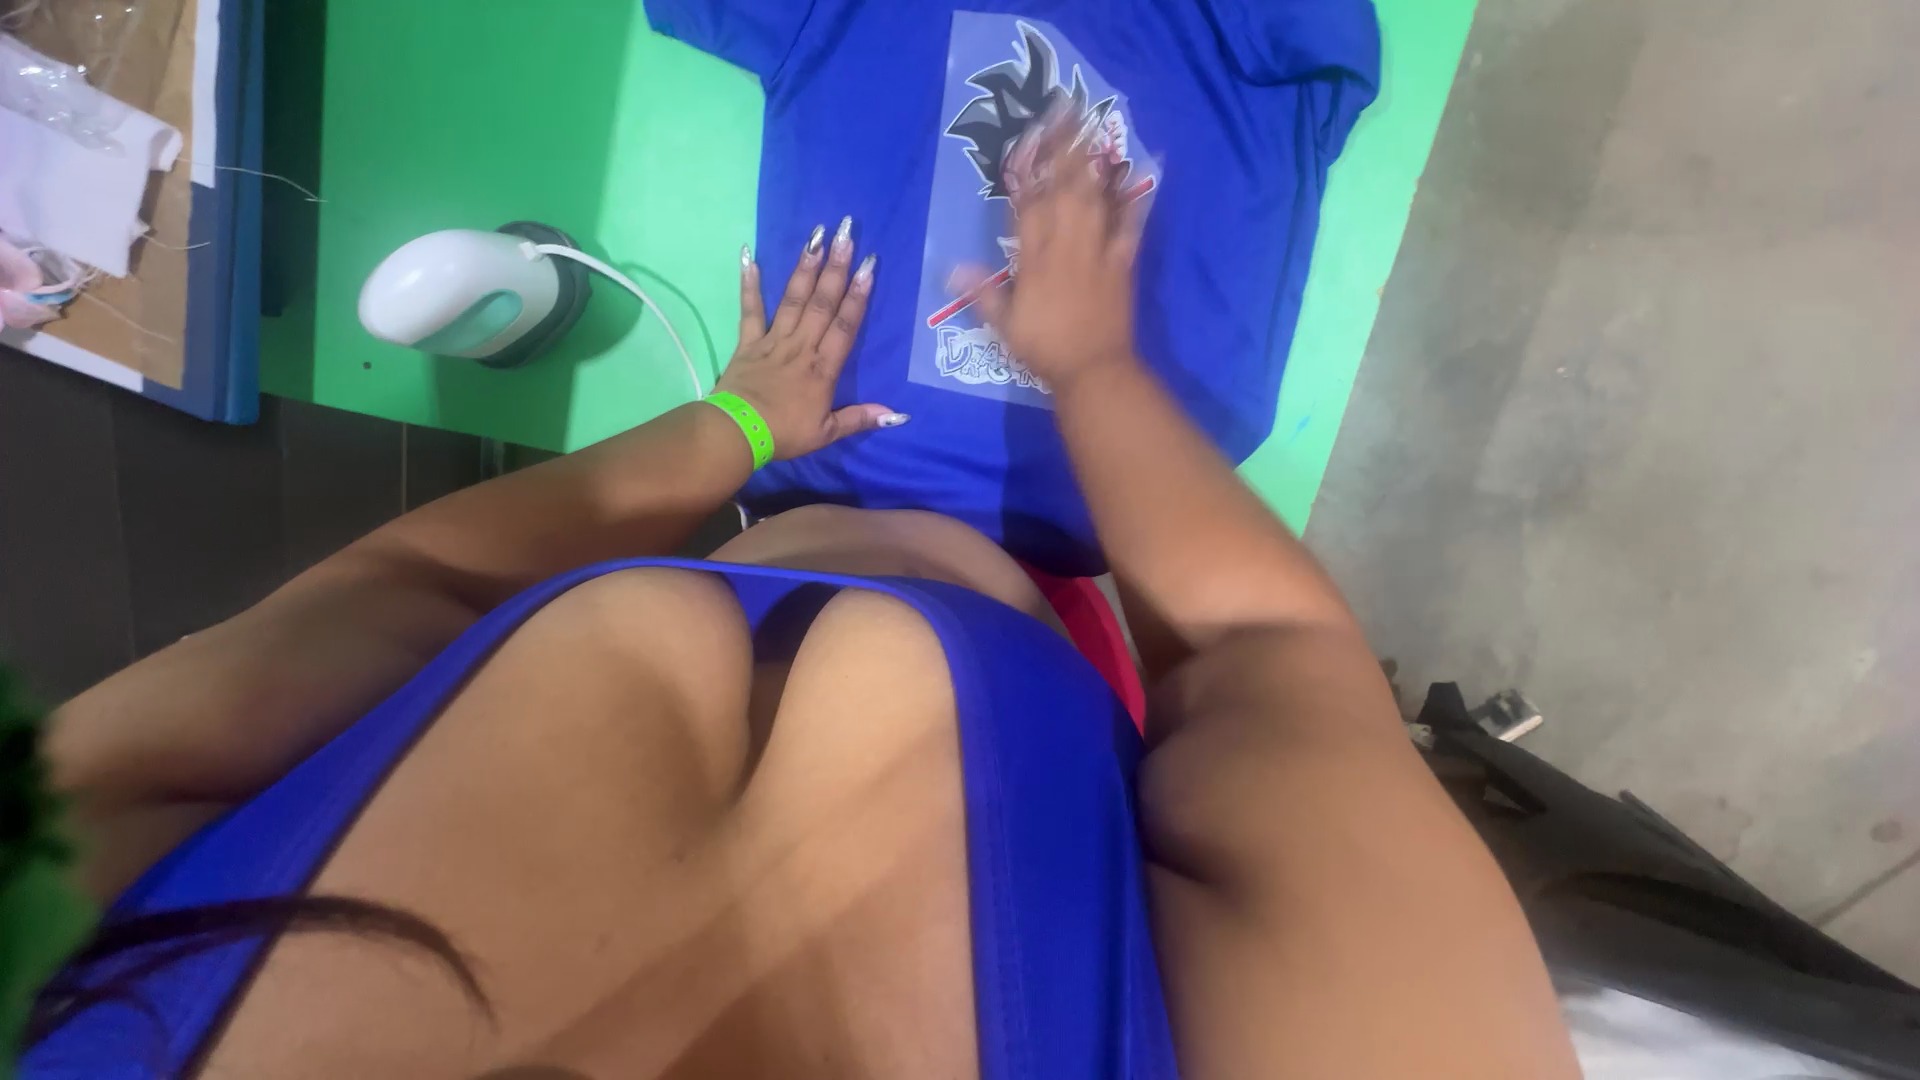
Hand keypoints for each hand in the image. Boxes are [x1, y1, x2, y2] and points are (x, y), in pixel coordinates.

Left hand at [715, 217, 907, 460]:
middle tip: (846, 233)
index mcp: (823, 368)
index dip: (858, 295)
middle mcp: (801, 346)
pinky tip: (750, 254)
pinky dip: (750, 282)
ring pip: (793, 299)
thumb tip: (899, 415)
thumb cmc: (784, 433)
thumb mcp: (827, 433)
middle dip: (836, 267)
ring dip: (805, 267)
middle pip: (822, 303)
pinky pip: (750, 309)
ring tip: (816, 235)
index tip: (869, 265)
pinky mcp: (748, 342)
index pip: (845, 326)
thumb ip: (860, 418)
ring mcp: (773, 341)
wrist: (737, 433)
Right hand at [952, 108, 1144, 395]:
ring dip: (1092, 162)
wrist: (1092, 370)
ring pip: (1093, 198)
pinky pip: (1128, 224)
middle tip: (1065, 111)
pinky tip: (1136, 173)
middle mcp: (1066, 247)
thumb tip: (951, 270)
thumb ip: (982, 294)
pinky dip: (1133, 198)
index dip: (1027, 175)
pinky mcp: (1122, 263)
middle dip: (1063, 150)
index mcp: (1034, 261)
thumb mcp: (1005, 325)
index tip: (1026, 143)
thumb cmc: (1044, 349)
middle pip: (1063, 190)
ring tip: (1091, 128)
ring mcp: (1097, 252)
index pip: (1029, 209)